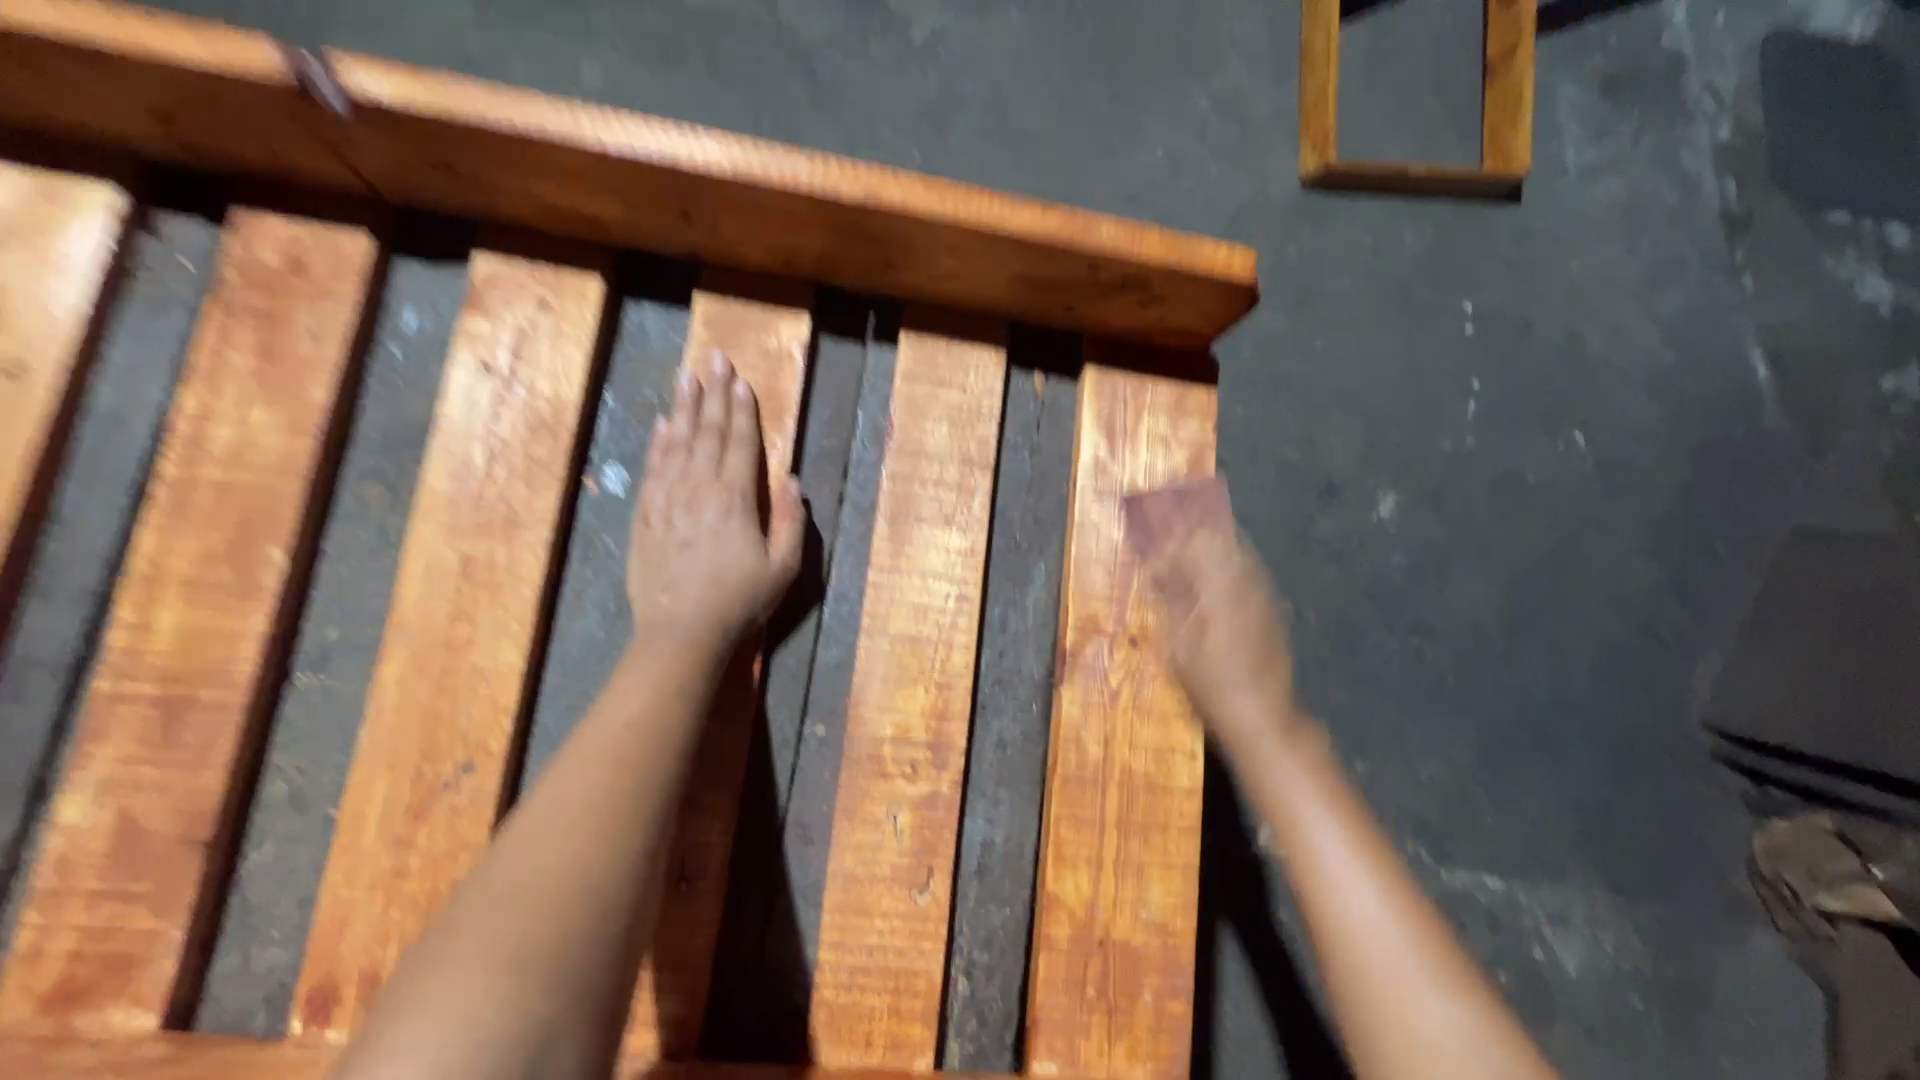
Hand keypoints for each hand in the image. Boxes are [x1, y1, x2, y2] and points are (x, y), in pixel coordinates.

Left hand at [628, 350, 804, 653]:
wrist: (680, 632)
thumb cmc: (739, 602)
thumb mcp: (783, 569)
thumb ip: (790, 522)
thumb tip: (790, 481)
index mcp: (736, 499)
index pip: (740, 443)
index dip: (741, 410)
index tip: (741, 381)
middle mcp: (699, 489)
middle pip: (707, 432)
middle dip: (713, 394)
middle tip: (715, 360)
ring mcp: (667, 499)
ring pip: (676, 442)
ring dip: (684, 407)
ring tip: (687, 377)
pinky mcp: (645, 515)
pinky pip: (651, 468)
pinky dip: (657, 442)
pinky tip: (662, 424)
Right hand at [1146, 522, 1302, 752]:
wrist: (1262, 716)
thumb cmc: (1211, 684)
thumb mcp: (1177, 645)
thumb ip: (1170, 599)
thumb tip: (1158, 570)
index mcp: (1221, 586)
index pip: (1195, 541)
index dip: (1170, 547)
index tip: (1152, 566)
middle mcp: (1247, 580)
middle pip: (1218, 539)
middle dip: (1188, 546)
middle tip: (1166, 567)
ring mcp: (1264, 592)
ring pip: (1234, 552)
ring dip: (1207, 557)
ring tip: (1184, 579)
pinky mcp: (1271, 606)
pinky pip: (1245, 572)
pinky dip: (1223, 572)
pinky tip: (1208, 595)